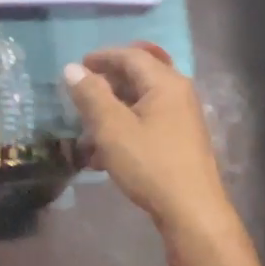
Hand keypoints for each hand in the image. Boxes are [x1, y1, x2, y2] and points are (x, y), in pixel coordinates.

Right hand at [65, 45, 231, 230]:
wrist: (191, 210)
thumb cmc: (150, 164)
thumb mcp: (112, 129)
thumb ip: (91, 95)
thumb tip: (73, 69)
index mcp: (165, 83)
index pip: (131, 55)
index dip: (102, 57)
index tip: (78, 66)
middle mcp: (178, 93)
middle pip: (138, 77)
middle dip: (107, 85)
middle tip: (81, 94)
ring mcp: (182, 118)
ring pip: (141, 103)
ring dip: (112, 112)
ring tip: (87, 131)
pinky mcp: (180, 141)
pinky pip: (148, 123)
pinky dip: (125, 129)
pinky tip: (103, 155)